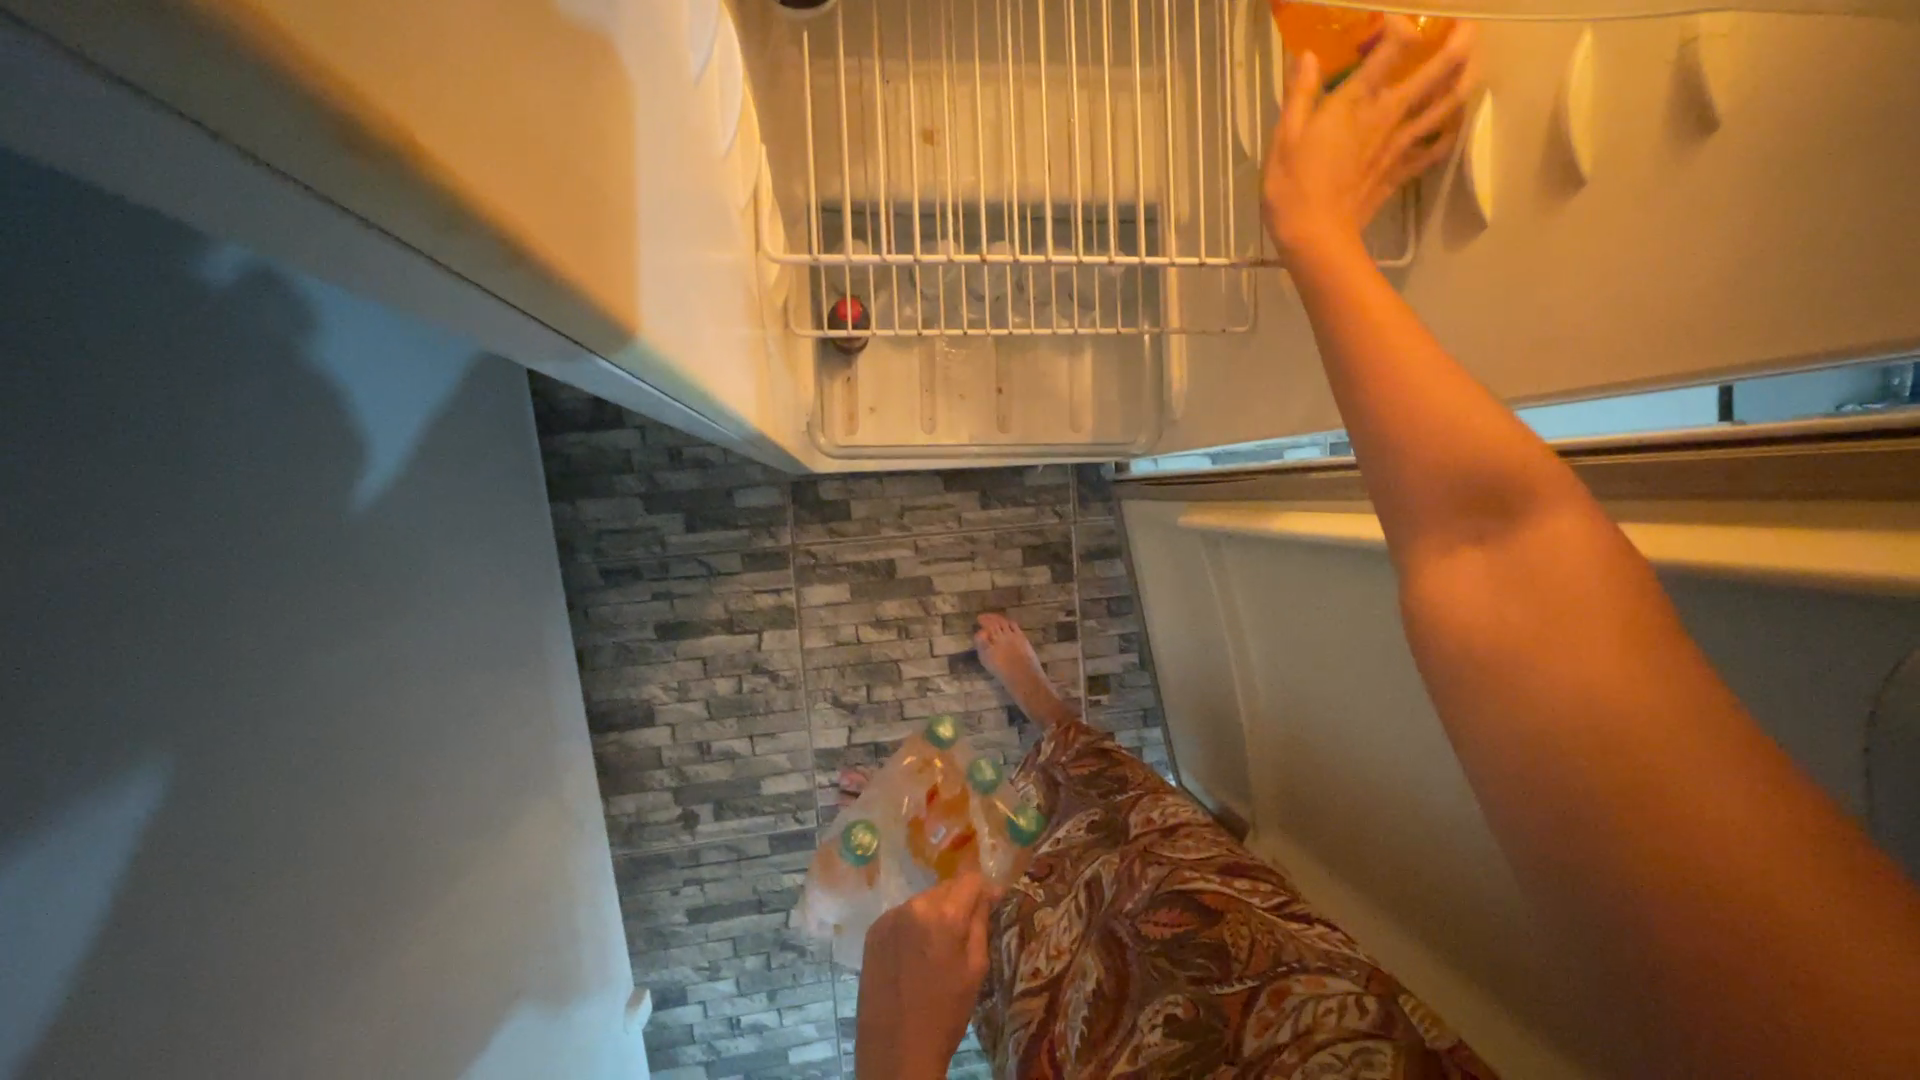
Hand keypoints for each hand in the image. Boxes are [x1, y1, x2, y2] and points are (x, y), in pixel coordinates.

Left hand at [853, 870, 1000, 1079]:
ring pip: (923, 901)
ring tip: (937, 947)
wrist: (896, 1048)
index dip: (984, 890)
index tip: (991, 904)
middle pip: (945, 888)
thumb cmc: (945, 1012)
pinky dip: (913, 925)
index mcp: (944, 915)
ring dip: (935, 913)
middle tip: (965, 931)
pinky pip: (902, 916)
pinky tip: (915, 954)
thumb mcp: (975, 969)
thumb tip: (989, 893)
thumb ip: (981, 923)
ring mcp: (890, 917)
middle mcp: (914, 906)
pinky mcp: (873, 931)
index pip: (970, 879)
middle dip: (959, 901)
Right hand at [1261, 17, 1478, 262]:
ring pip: (1446, 104)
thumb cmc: (1292, 187)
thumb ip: (1299, 94)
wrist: (1316, 237)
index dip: (1399, 26)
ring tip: (1472, 63)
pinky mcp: (1402, 170)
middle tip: (1467, 28)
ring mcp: (1400, 144)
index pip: (1392, 47)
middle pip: (1435, 70)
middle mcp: (1387, 114)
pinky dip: (1451, 132)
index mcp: (1356, 101)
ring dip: (1465, 78)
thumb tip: (1306, 57)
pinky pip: (1437, 147)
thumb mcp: (1284, 137)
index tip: (1395, 21)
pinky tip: (1455, 123)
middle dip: (1457, 44)